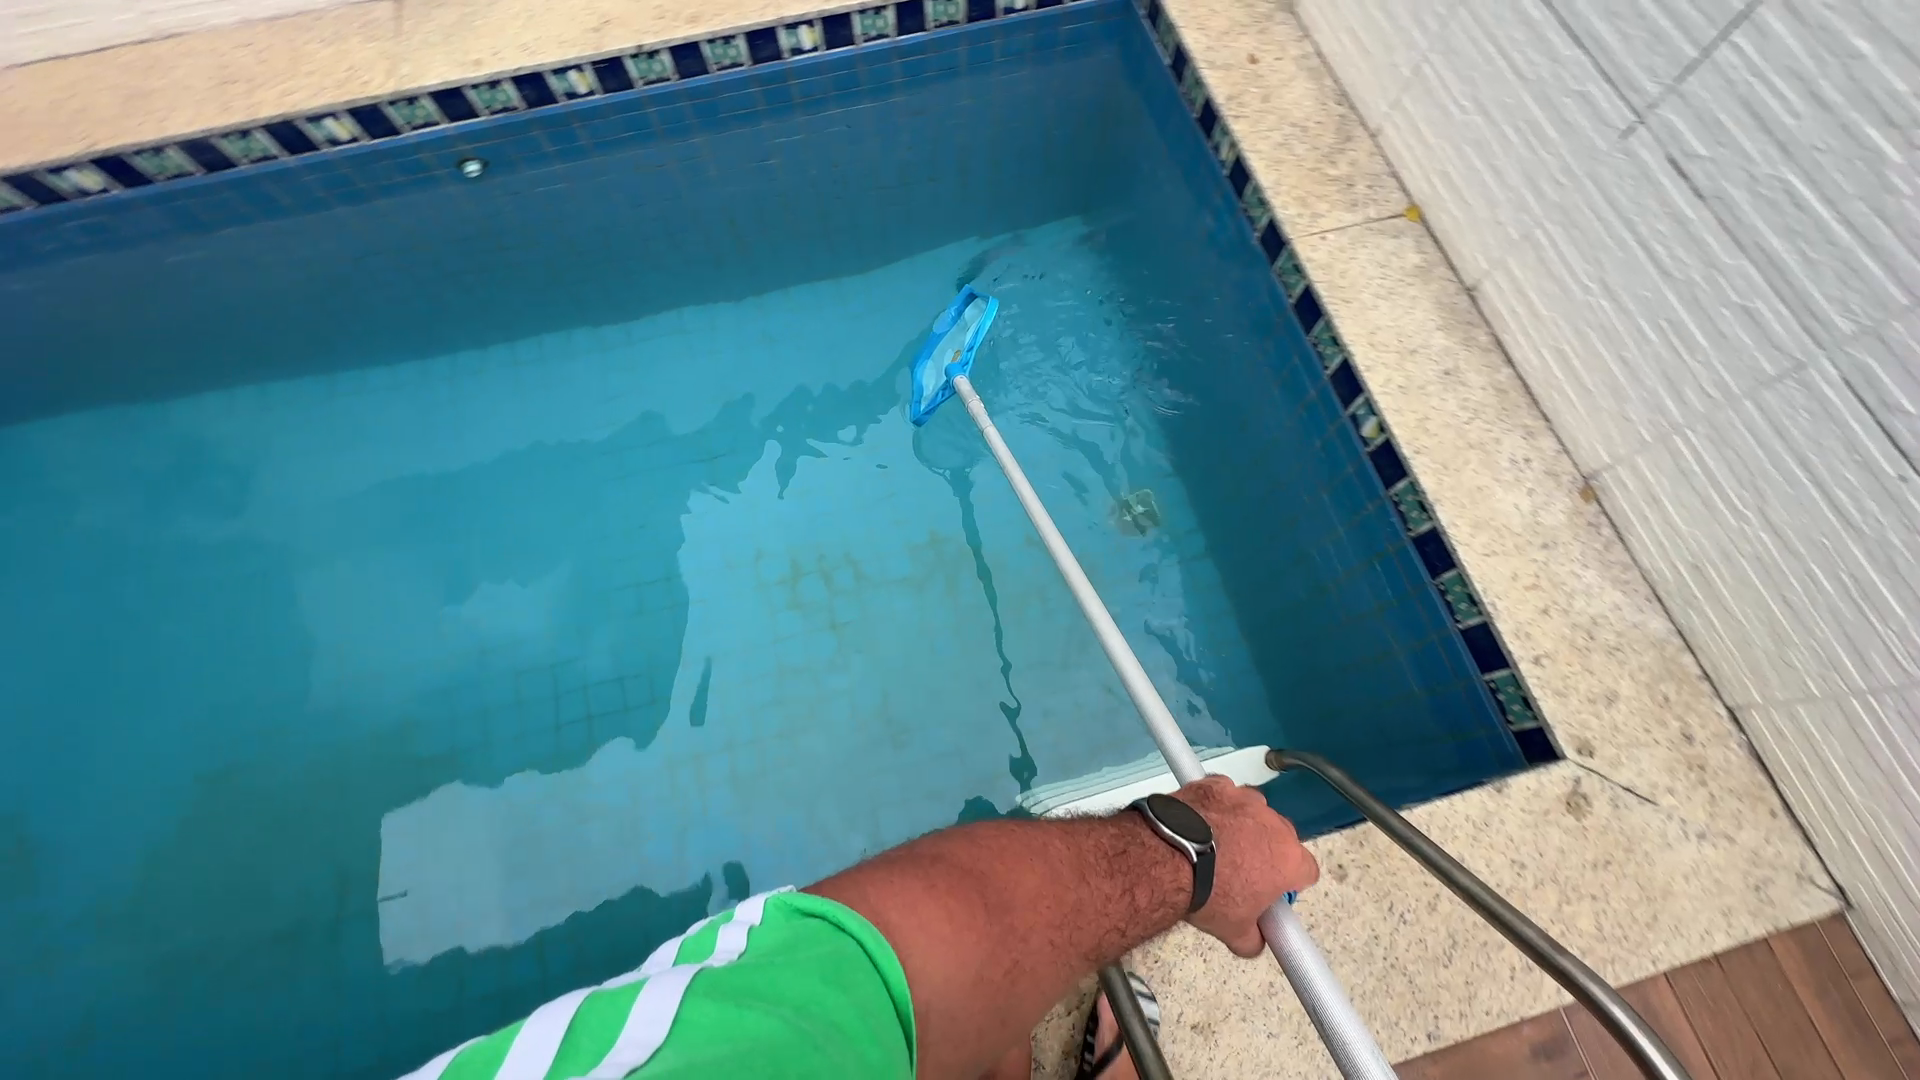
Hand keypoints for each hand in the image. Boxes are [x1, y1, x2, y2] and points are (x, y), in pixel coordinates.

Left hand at [1176, 776, 1318, 956]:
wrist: (1166, 858)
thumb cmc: (1206, 893)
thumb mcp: (1235, 932)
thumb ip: (1255, 937)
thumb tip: (1254, 939)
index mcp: (1289, 859)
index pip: (1306, 870)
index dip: (1290, 881)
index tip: (1274, 888)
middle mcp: (1272, 822)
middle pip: (1280, 835)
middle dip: (1266, 850)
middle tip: (1240, 869)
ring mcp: (1242, 798)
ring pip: (1251, 810)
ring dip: (1241, 823)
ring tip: (1215, 844)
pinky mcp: (1213, 783)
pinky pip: (1222, 792)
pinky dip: (1214, 804)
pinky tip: (1198, 821)